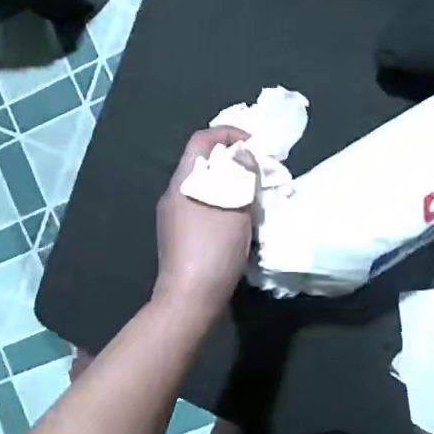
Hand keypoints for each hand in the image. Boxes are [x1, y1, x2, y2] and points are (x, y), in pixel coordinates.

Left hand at [153, 128, 256, 315]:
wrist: (189, 300)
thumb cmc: (212, 250)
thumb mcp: (235, 208)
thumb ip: (241, 177)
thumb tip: (245, 157)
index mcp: (182, 182)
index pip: (200, 140)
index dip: (228, 134)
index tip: (254, 143)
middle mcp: (173, 195)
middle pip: (202, 162)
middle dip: (232, 160)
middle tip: (260, 169)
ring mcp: (173, 217)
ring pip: (204, 186)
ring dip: (230, 184)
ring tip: (255, 194)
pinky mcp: (179, 237)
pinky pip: (202, 207)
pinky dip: (223, 203)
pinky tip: (241, 220)